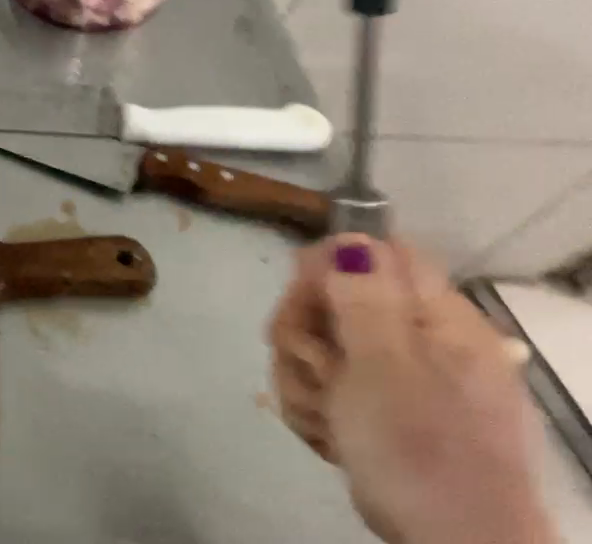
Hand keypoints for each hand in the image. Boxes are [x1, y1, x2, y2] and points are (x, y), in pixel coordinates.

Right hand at [268, 235, 551, 543]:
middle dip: (301, 331)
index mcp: (437, 320)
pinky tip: (329, 430)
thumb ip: (364, 296)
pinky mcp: (371, 407)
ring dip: (300, 374)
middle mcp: (417, 340)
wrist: (448, 543)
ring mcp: (393, 376)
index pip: (371, 252)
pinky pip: (315, 381)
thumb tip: (352, 236)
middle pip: (327, 296)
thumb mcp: (386, 366)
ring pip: (311, 342)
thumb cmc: (418, 448)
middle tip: (317, 367)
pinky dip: (310, 403)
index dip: (326, 266)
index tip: (308, 301)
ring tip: (326, 411)